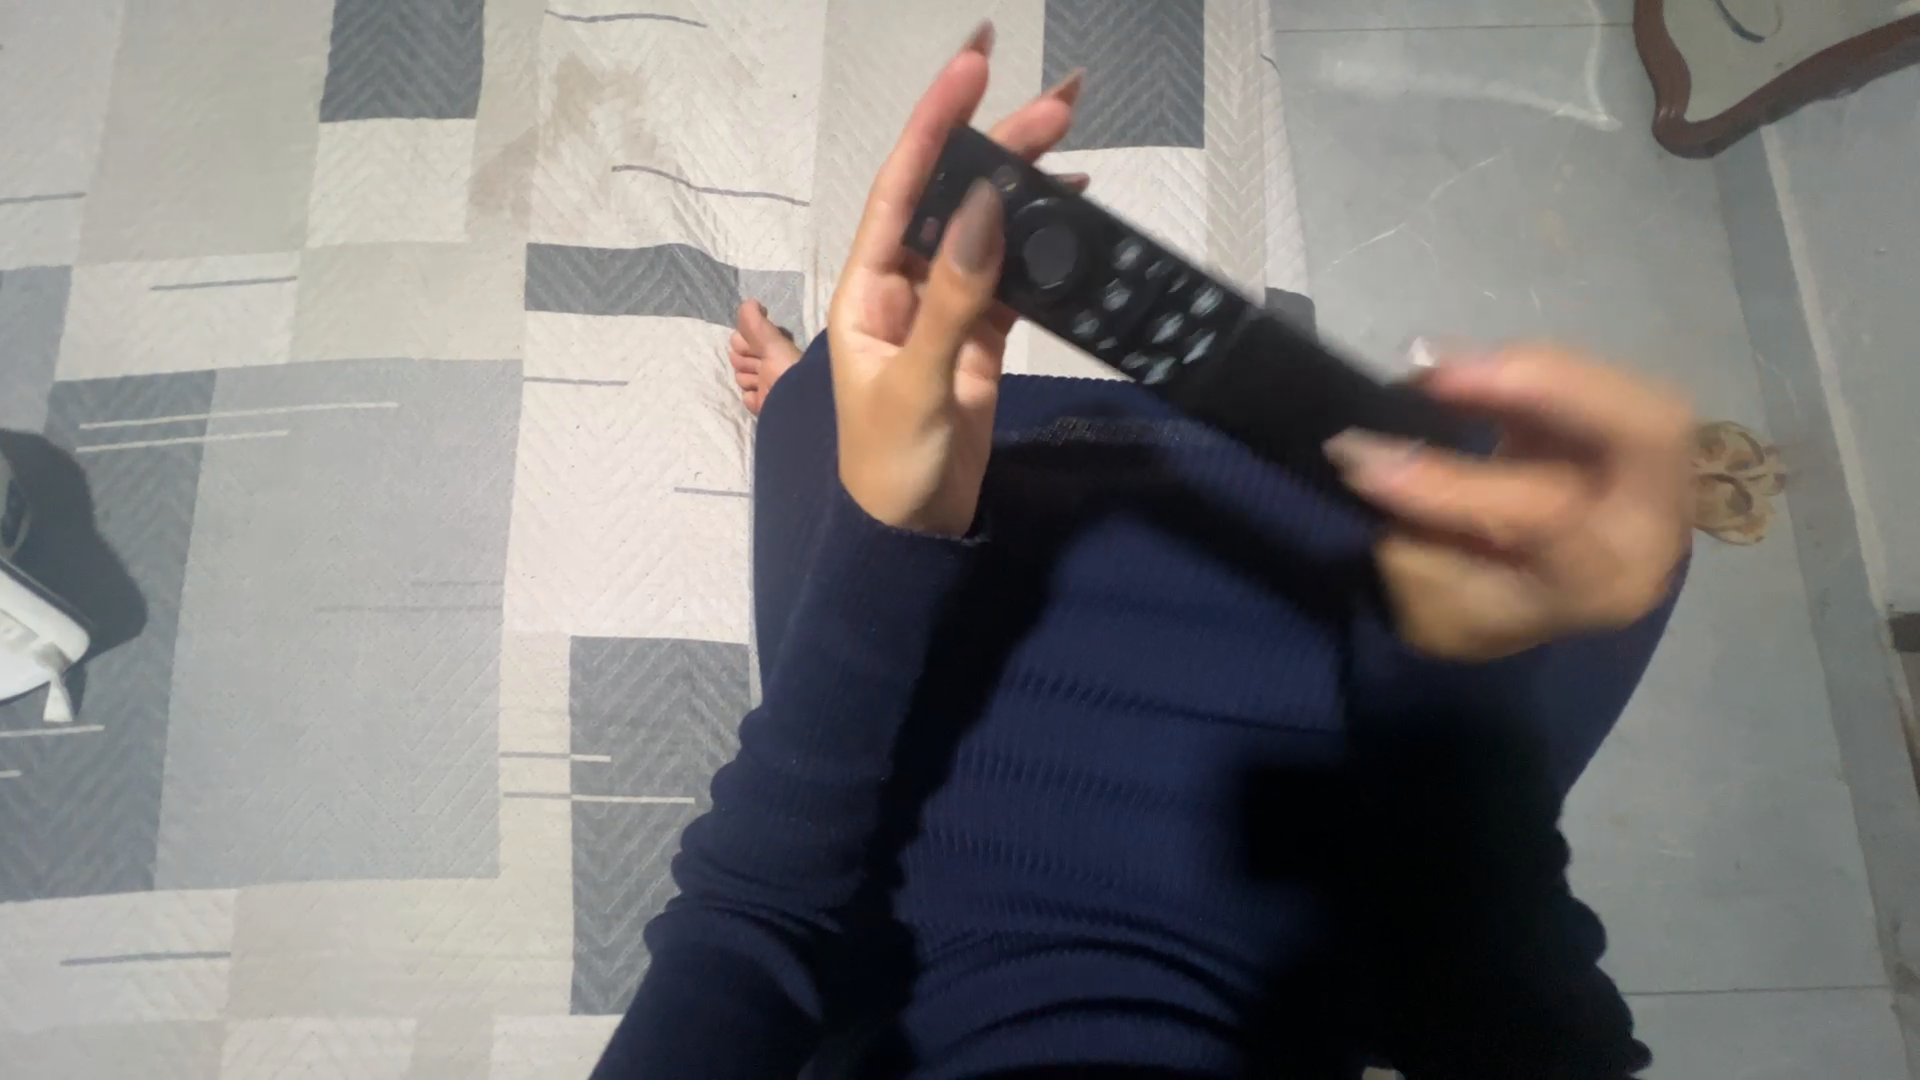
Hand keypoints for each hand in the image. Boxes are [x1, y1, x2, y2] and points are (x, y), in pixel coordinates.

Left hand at [828, 22, 1083, 535]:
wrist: (914, 528)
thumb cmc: (892, 464)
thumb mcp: (917, 382)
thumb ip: (952, 299)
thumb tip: (984, 209)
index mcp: (868, 290)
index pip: (900, 191)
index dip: (933, 128)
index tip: (974, 68)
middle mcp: (903, 290)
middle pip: (950, 204)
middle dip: (996, 151)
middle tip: (1059, 104)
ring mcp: (944, 315)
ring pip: (984, 240)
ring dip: (1023, 199)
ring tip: (1072, 153)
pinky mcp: (977, 342)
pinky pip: (1009, 285)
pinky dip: (1037, 257)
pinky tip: (1065, 225)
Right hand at [1325, 344, 1693, 659]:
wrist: (1497, 610)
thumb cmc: (1450, 606)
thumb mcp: (1418, 580)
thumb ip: (1403, 515)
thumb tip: (1360, 448)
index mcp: (1596, 582)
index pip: (1543, 515)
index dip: (1447, 480)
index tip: (1358, 458)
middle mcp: (1650, 528)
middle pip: (1644, 429)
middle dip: (1543, 384)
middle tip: (1439, 374)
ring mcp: (1654, 479)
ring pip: (1626, 393)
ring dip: (1524, 369)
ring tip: (1431, 366)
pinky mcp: (1625, 443)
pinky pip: (1594, 385)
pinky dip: (1520, 369)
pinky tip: (1456, 368)